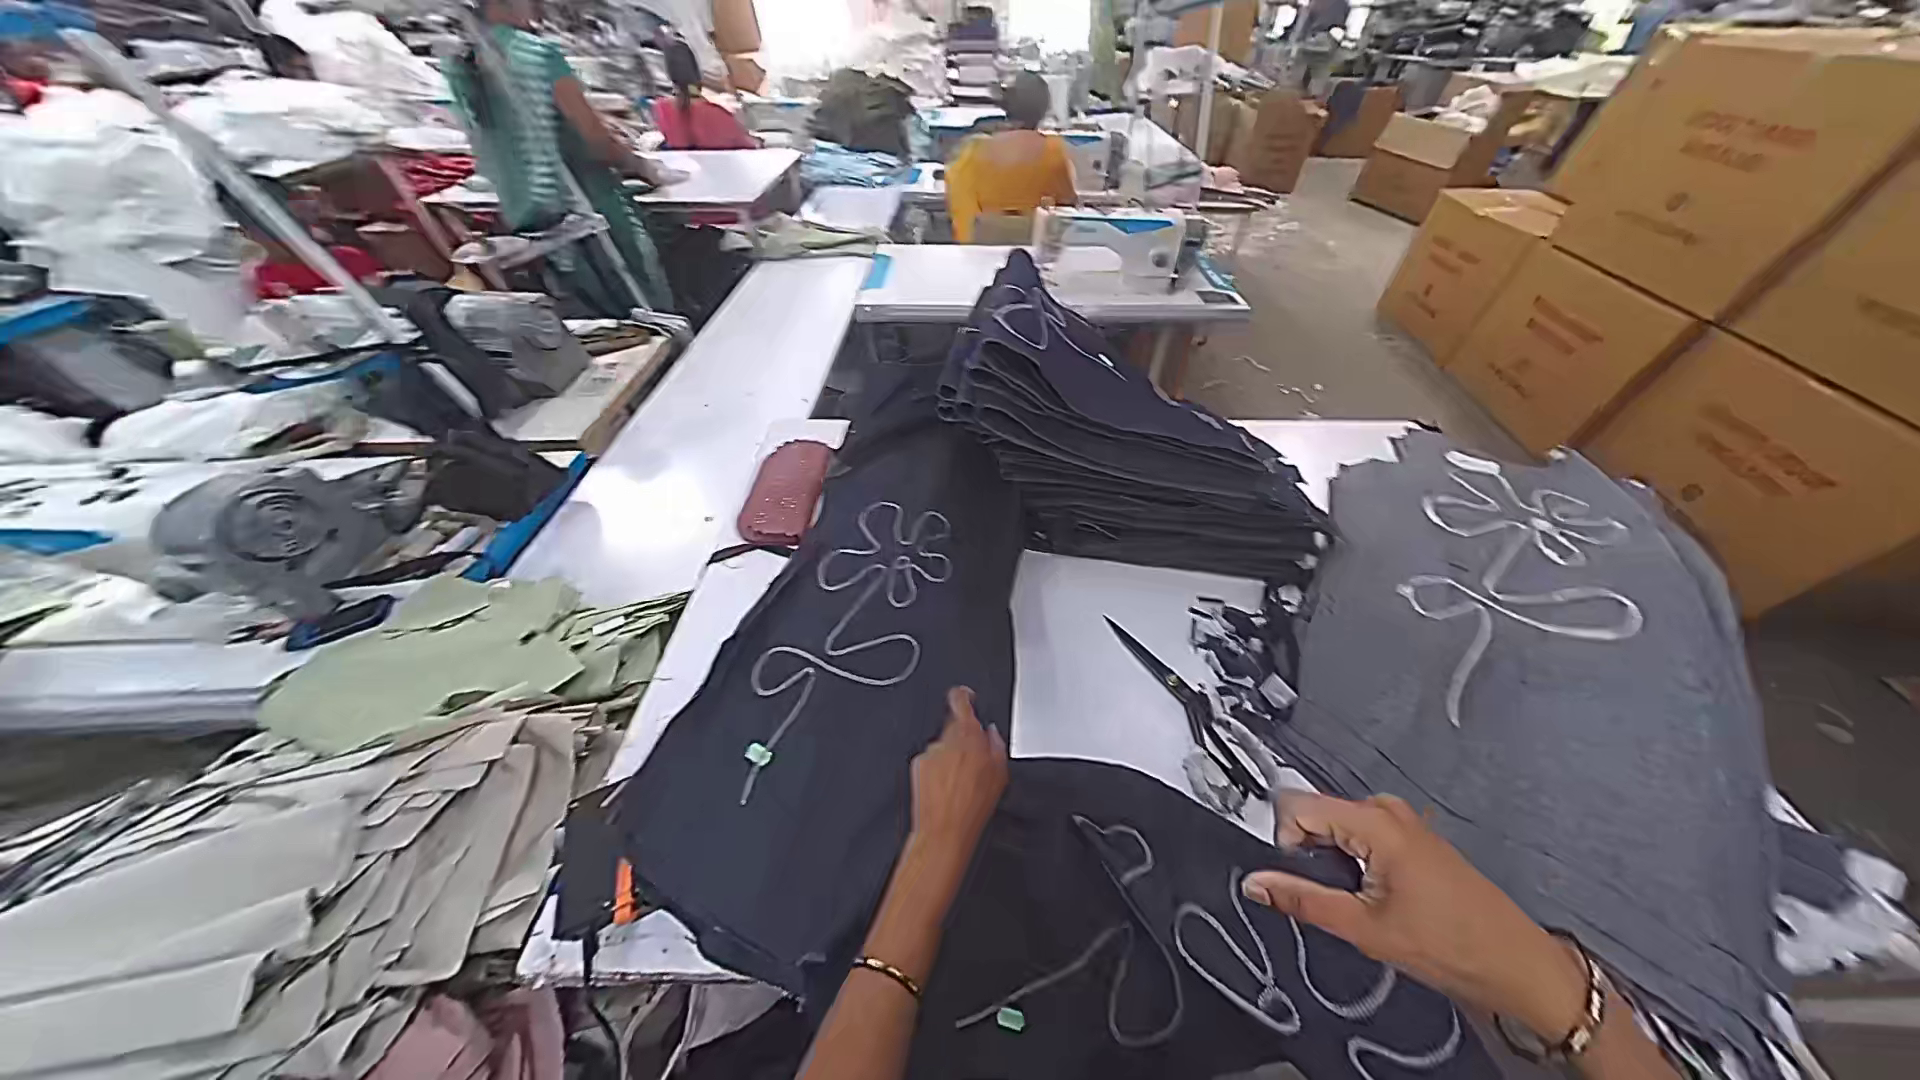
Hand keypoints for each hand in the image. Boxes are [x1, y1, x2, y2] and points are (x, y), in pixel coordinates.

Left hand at [908, 687, 1007, 863]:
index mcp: (968, 736)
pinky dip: (937, 769)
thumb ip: (996, 745)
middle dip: (962, 739)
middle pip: (953, 726)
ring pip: (941, 745)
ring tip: (959, 782)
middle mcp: (946, 740)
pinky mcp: (918, 764)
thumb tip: (991, 734)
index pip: (960, 700)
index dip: (963, 694)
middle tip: (971, 761)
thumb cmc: (973, 806)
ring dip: (949, 757)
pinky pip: (930, 760)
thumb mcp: (1000, 774)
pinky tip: (946, 787)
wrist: (945, 830)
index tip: (966, 696)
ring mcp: (930, 752)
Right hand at [1241, 793, 1588, 1040]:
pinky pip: (1357, 831)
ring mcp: (1399, 818)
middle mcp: (1385, 808)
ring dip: (1333, 858)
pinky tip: (1377, 893)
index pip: (1294, 805)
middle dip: (1310, 852)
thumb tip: (1254, 884)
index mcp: (1373, 820)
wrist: (1522, 969)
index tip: (1303, 877)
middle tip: (1338, 894)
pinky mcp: (1408, 833)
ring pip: (1333, 825)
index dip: (1285, 841)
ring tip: (1362, 898)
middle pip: (1314, 813)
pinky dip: (1352, 858)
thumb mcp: (1365, 927)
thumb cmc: (1455, 947)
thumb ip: (1301, 899)